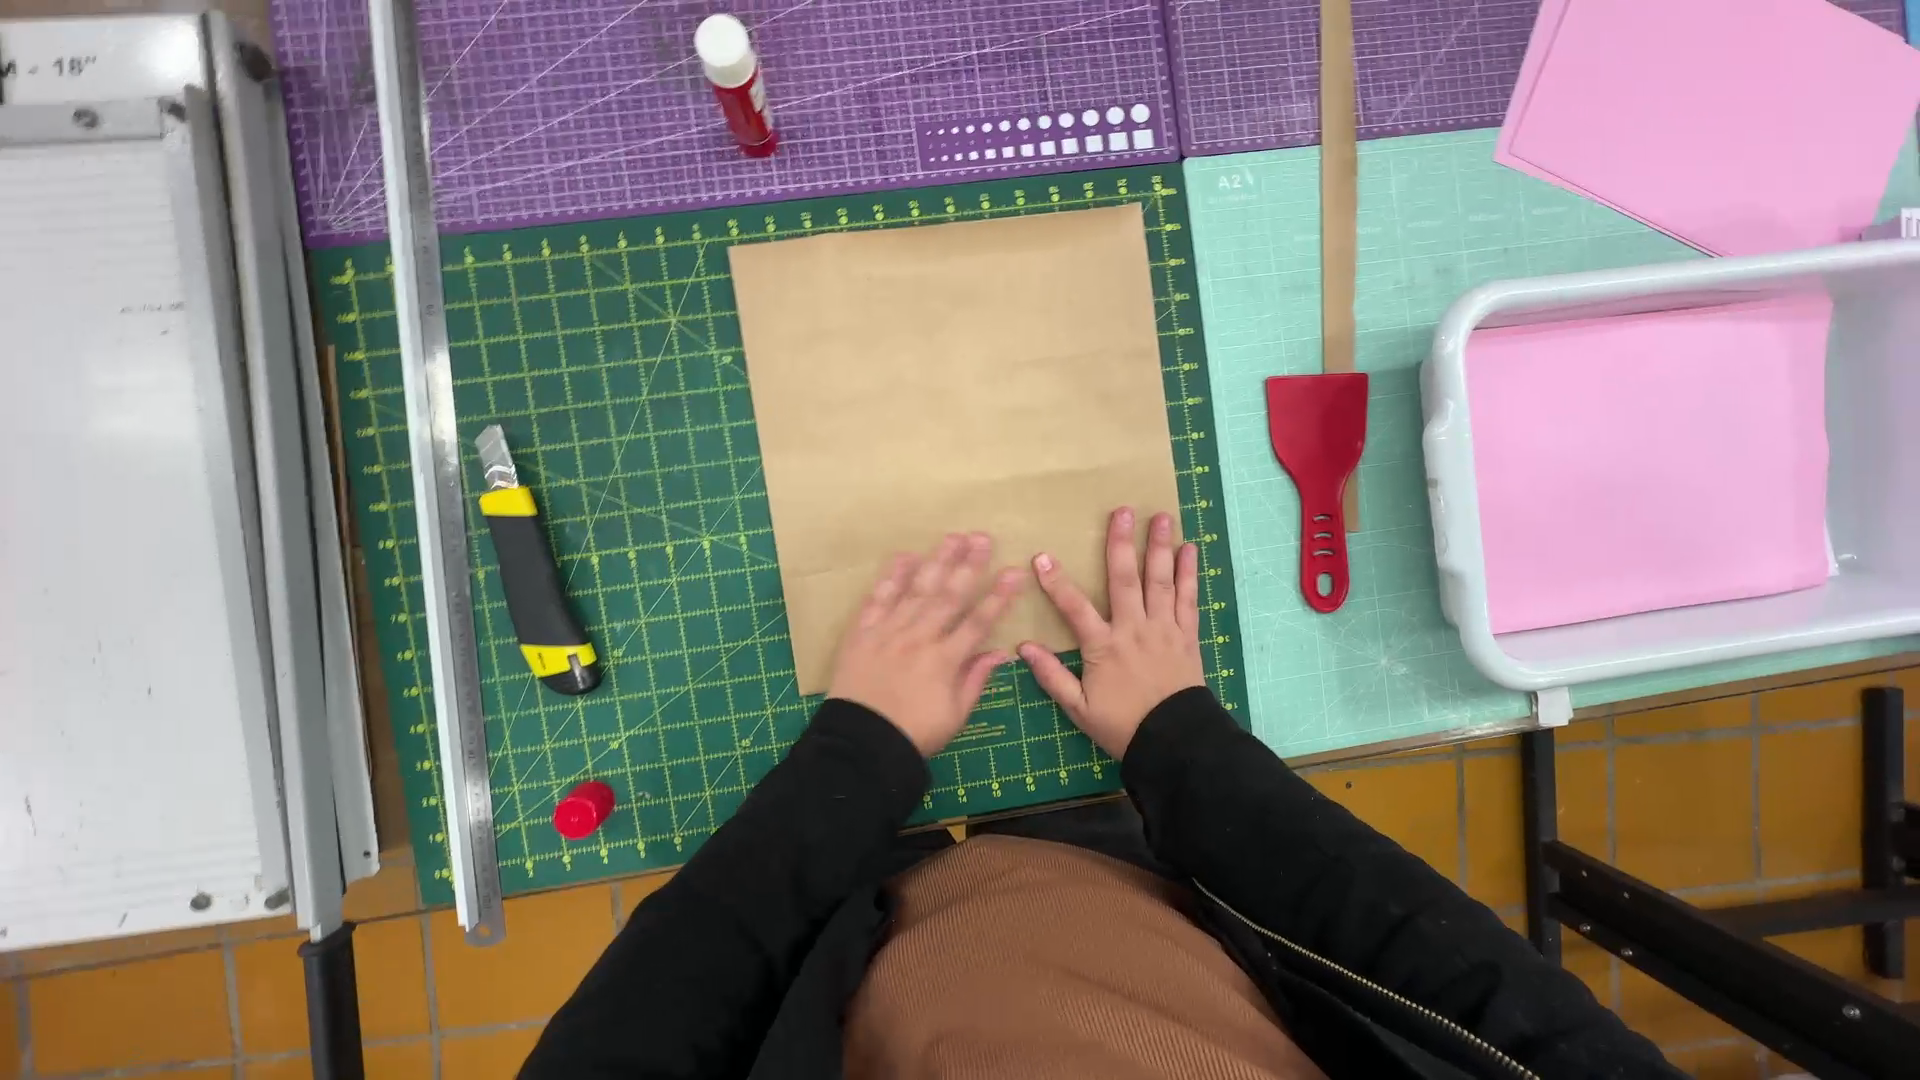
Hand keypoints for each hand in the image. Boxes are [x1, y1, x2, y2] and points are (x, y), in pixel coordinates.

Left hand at [827, 533, 1023, 756]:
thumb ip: (976, 680)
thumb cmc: (913, 734)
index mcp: (945, 661)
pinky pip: (878, 599)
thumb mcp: (954, 716)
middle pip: (948, 596)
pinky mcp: (862, 633)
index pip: (978, 622)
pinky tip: (905, 556)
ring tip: (953, 537)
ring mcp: (888, 632)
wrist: (860, 744)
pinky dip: (892, 577)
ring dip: (937, 561)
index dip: (999, 597)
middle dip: (969, 566)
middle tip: (984, 537)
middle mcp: (919, 639)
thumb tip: (1001, 652)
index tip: (1015, 572)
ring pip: (917, 590)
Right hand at [1020, 508, 1204, 758]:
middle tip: (1122, 511)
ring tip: (1162, 516)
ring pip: (1160, 581)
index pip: (1075, 608)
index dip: (1057, 582)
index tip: (1042, 557)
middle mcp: (1134, 630)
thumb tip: (1023, 648)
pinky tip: (1189, 550)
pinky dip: (1189, 574)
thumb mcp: (1079, 708)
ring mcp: (1163, 629)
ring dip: (1159, 547)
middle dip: (1120, 544)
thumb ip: (1052, 676)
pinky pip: (1188, 599)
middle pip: (1125, 580)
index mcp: (1104, 647)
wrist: (1175, 741)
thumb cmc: (1123, 725)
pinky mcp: (1186, 636)